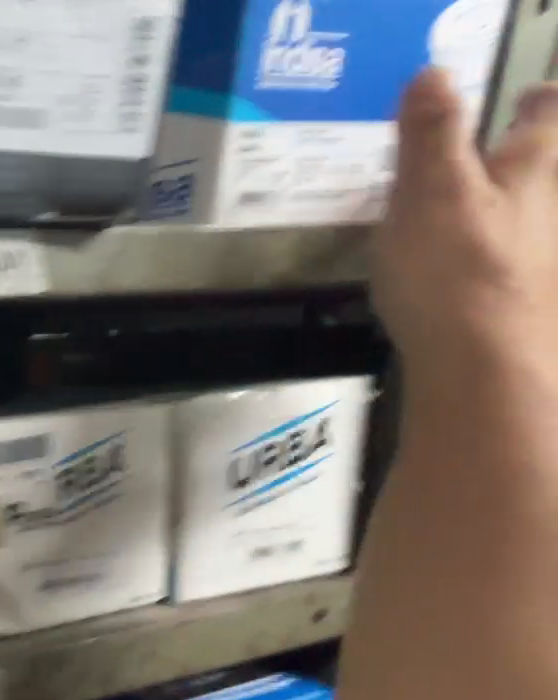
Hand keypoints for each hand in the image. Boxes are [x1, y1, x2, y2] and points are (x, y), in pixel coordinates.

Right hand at [376, 72, 557, 392]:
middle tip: (499, 141)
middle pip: (540, 164)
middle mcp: (544, 202)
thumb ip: (431, 136)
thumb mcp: (431, 194)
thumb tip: (432, 69)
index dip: (536, 99)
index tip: (527, 90)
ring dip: (503, 201)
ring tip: (470, 202)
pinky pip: (502, 253)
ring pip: (525, 209)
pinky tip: (460, 260)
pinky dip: (486, 246)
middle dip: (522, 150)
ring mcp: (534, 248)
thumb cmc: (456, 266)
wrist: (486, 353)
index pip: (544, 116)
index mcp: (529, 168)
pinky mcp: (514, 288)